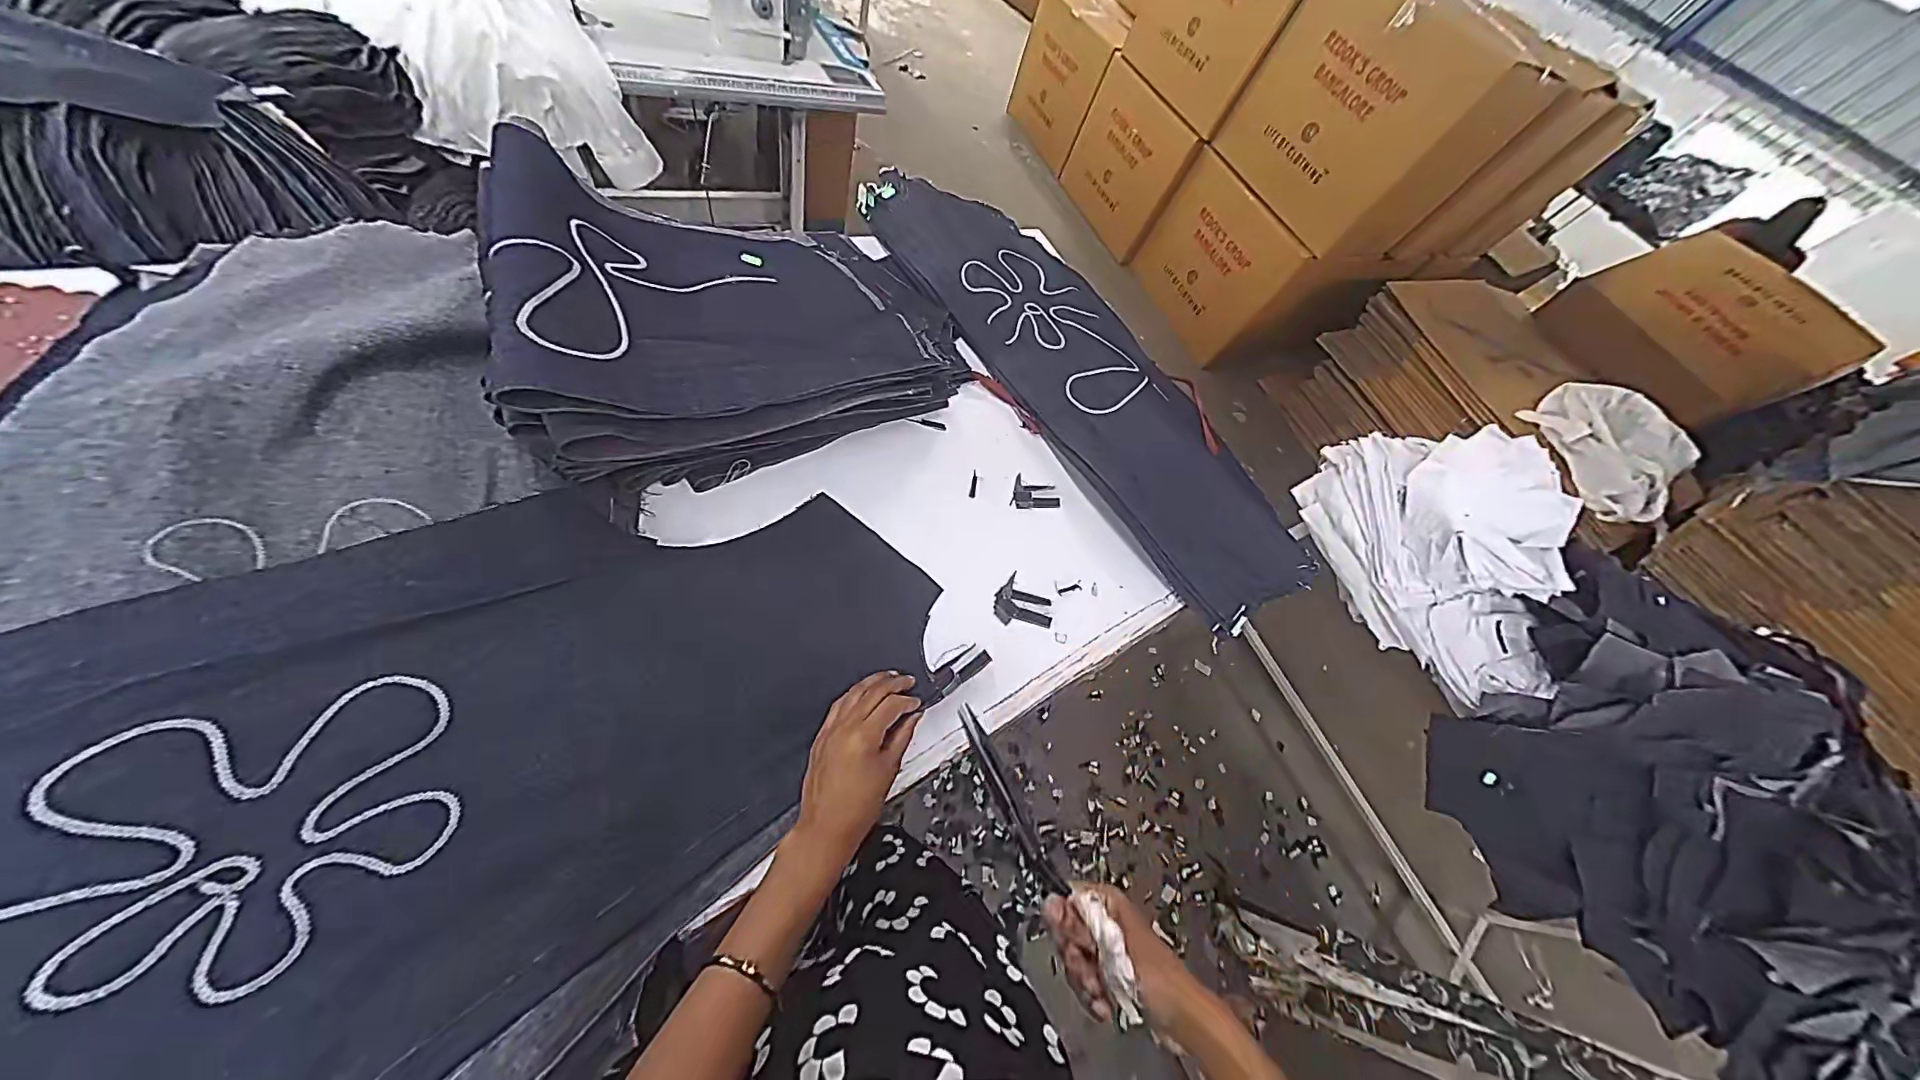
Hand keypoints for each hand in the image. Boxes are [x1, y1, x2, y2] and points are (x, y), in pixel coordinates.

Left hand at [790, 672, 920, 866]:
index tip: (915, 702)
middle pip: (871, 692)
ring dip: (871, 683)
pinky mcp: (821, 736)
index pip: (890, 704)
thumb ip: (901, 737)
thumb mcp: (889, 769)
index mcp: (864, 735)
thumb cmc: (855, 808)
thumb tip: (911, 719)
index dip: (907, 700)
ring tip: (886, 678)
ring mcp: (830, 731)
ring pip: (853, 693)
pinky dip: (852, 694)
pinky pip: (838, 705)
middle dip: (892, 683)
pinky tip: (859, 693)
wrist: (826, 825)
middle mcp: (844, 728)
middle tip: (906, 681)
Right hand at [1044, 883, 1199, 1025]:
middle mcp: (1106, 923)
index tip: (1072, 943)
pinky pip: (1084, 981)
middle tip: (1091, 973)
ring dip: (1083, 982)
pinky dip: (1091, 996)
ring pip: (1073, 960)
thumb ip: (1080, 923)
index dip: (1065, 922)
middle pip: (1067, 932)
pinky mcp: (1109, 976)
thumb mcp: (1114, 947)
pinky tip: (1105, 1006)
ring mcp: (1107, 951)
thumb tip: (1050, 900)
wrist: (1184, 1019)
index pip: (1069, 899)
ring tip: (1101, 994)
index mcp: (1110, 905)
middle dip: (1076, 960)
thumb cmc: (1159, 977)